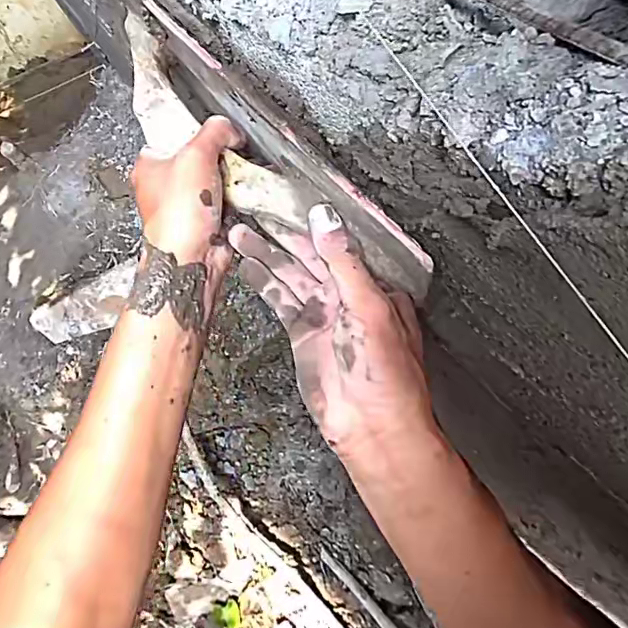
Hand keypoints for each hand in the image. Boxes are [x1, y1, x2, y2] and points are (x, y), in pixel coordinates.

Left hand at [132, 115, 242, 265]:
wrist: (192, 260)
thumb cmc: (177, 217)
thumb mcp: (195, 155)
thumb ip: (214, 132)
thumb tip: (228, 127)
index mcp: (149, 165)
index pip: (173, 134)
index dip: (195, 129)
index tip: (213, 129)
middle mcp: (165, 185)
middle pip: (199, 156)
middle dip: (218, 156)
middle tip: (227, 156)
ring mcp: (186, 204)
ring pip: (215, 178)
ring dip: (229, 178)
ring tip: (233, 179)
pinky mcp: (205, 220)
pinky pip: (226, 200)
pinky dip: (236, 198)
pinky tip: (238, 198)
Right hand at [230, 204, 431, 456]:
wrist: (372, 426)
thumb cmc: (387, 375)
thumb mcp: (369, 308)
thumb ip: (344, 262)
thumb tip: (326, 220)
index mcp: (371, 282)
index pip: (336, 241)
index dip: (310, 221)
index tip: (285, 200)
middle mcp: (346, 293)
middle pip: (308, 254)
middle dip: (280, 233)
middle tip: (253, 210)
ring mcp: (323, 312)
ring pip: (290, 273)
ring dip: (265, 253)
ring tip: (240, 233)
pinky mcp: (303, 332)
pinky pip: (280, 299)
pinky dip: (263, 281)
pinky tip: (248, 266)